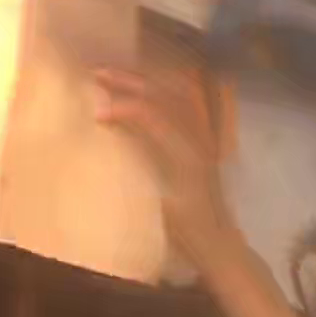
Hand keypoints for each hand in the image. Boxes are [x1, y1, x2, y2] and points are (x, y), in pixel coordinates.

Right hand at [95, 62, 236, 262]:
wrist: (219, 243)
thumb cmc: (185, 229)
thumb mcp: (159, 203)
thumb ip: (139, 168)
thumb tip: (108, 138)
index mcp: (186, 153)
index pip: (151, 115)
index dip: (122, 108)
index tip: (97, 113)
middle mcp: (196, 136)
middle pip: (162, 94)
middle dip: (128, 80)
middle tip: (98, 73)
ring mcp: (201, 134)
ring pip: (172, 91)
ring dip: (142, 79)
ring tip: (115, 73)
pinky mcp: (201, 136)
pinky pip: (181, 100)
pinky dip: (158, 87)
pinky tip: (142, 84)